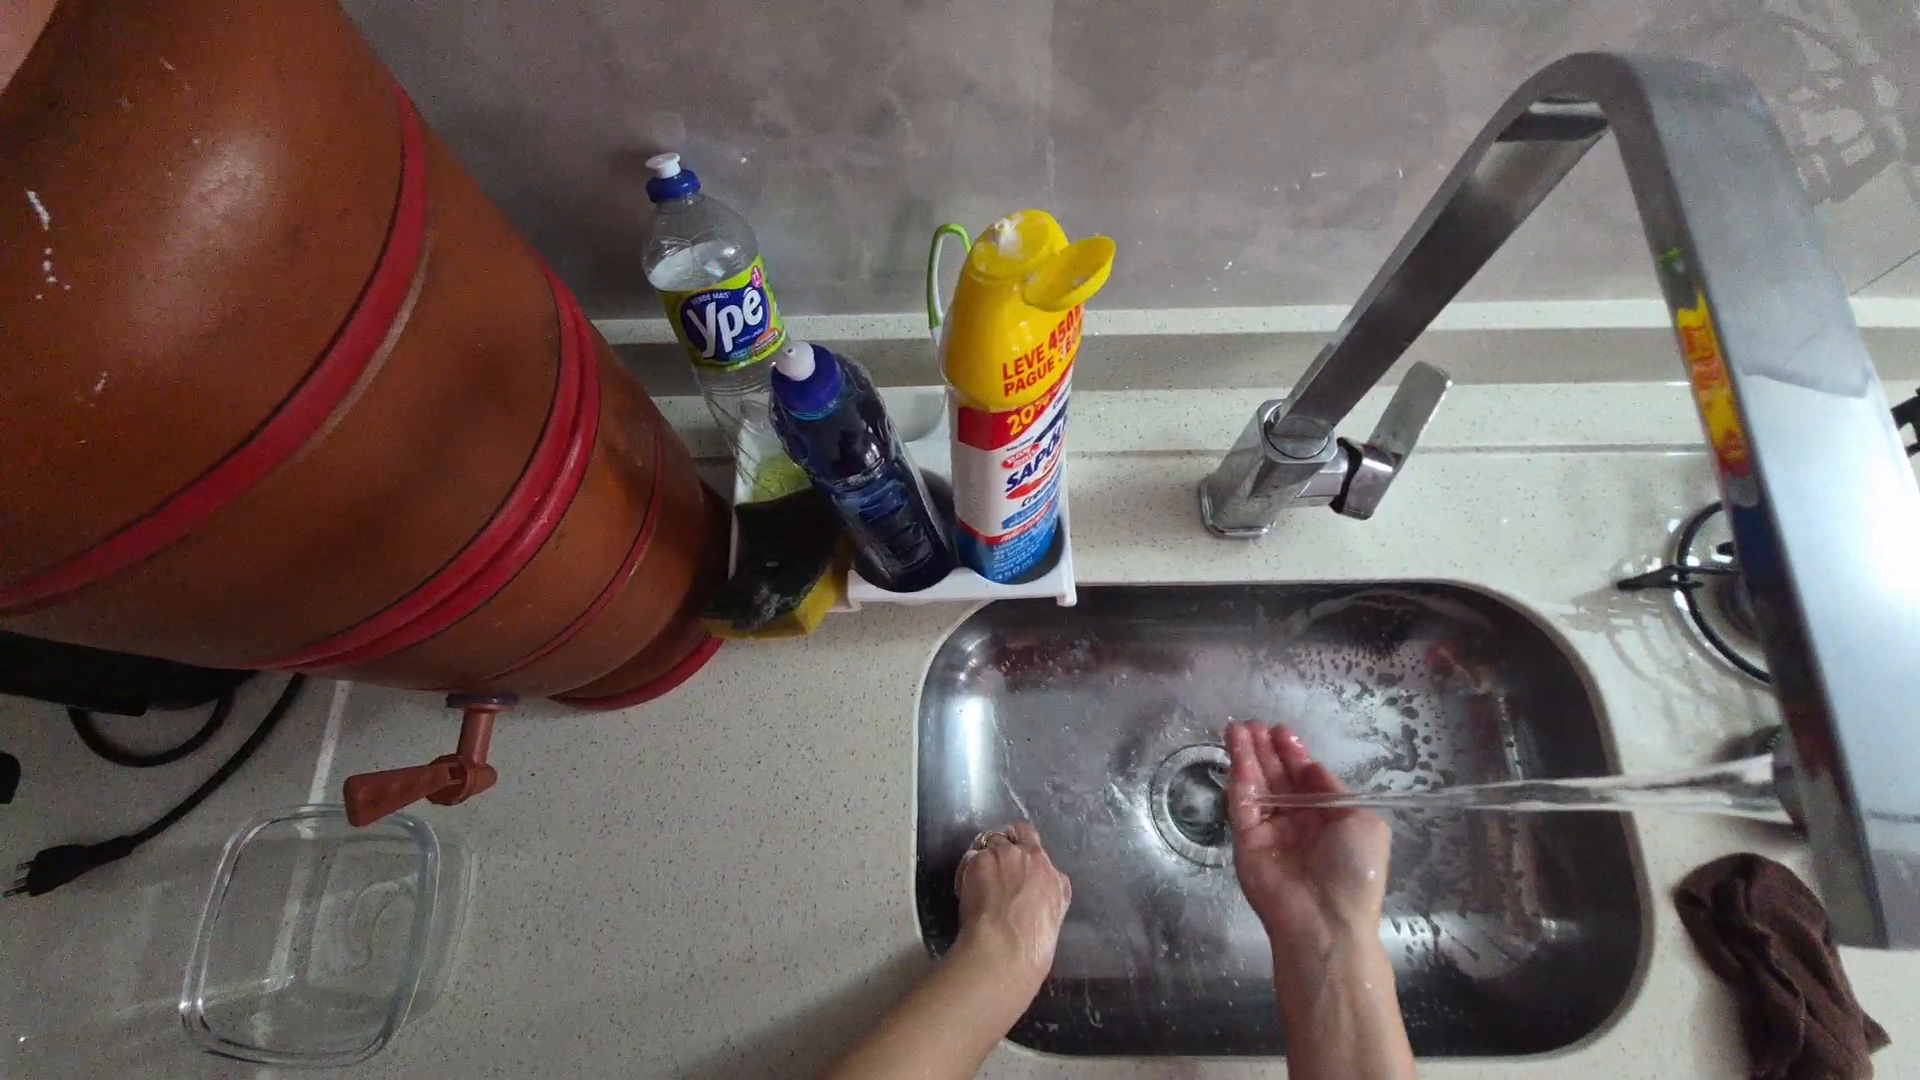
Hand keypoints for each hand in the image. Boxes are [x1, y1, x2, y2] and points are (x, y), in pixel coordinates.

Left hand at [953, 821, 1072, 987]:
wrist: (1006, 949)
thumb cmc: (1031, 950)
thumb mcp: (1052, 923)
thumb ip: (1045, 899)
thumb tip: (1033, 898)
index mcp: (1056, 880)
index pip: (1042, 855)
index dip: (1025, 856)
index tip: (1016, 868)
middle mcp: (1033, 858)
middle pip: (1019, 832)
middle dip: (1007, 841)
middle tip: (995, 861)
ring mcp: (1006, 854)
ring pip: (992, 840)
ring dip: (985, 855)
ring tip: (976, 878)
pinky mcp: (981, 858)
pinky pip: (971, 857)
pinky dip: (966, 871)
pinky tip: (963, 891)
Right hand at [1225, 721, 1391, 956]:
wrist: (1325, 920)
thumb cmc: (1354, 870)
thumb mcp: (1363, 823)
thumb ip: (1333, 790)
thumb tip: (1309, 767)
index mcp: (1327, 818)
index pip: (1305, 777)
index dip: (1293, 753)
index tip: (1281, 731)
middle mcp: (1297, 820)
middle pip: (1276, 775)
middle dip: (1266, 748)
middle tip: (1253, 723)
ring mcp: (1269, 828)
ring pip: (1256, 783)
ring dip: (1247, 754)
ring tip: (1238, 727)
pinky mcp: (1245, 837)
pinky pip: (1241, 800)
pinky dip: (1238, 774)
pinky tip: (1234, 751)